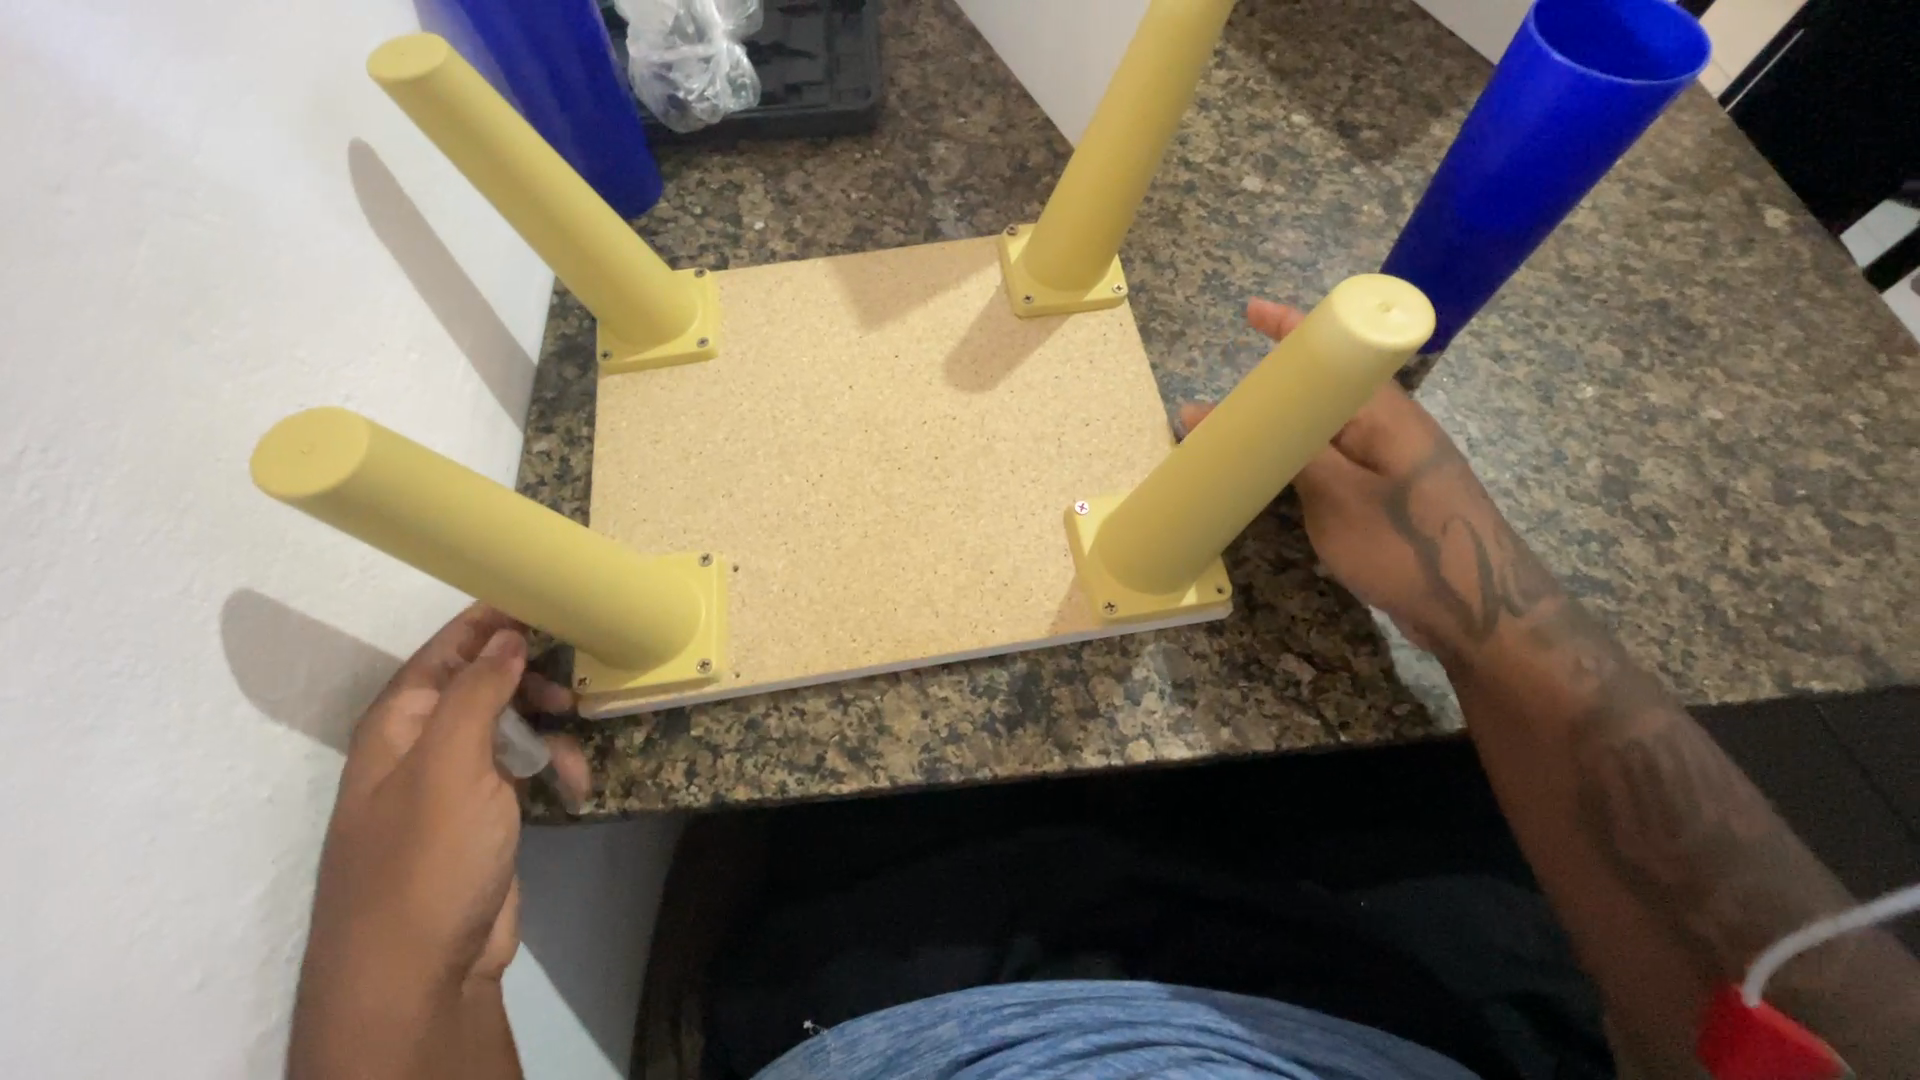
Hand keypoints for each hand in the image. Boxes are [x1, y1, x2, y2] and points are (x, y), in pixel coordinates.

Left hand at [298, 606, 590, 1005]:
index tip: (545, 596)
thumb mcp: (451, 765)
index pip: (446, 650)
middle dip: (533, 678)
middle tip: (574, 681)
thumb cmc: (426, 858)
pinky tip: (577, 786)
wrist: (420, 970)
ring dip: (550, 727)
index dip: (490, 620)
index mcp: (401, 723)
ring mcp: (455, 780)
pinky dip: (554, 768)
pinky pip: (524, 767)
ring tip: (580, 739)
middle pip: (485, 682)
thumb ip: (478, 693)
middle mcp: (424, 743)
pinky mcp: (485, 813)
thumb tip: (506, 637)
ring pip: (512, 724)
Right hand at [1180, 299, 1559, 664]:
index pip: (1335, 351)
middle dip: (1274, 387)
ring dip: (1282, 429)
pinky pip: (1334, 461)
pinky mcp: (1389, 496)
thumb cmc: (1405, 545)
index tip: (1249, 312)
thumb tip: (1209, 412)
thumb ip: (1278, 451)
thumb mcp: (1334, 494)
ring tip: (1237, 438)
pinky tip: (1275, 480)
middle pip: (1326, 389)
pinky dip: (1297, 460)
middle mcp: (1392, 428)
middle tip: (1223, 402)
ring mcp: (1393, 464)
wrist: (1478, 612)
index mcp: (1385, 412)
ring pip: (1327, 429)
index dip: (1292, 328)